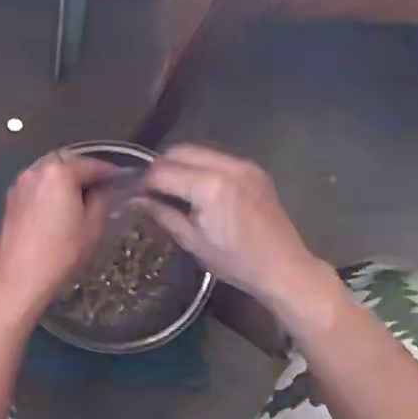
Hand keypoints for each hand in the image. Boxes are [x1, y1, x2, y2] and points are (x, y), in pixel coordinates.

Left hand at [0, 150, 118, 316]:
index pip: (91, 165)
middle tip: (101, 184)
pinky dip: (49, 186)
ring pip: (48, 170)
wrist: (19, 277)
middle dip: (84, 169)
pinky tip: (58, 203)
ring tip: (81, 194)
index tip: (122, 178)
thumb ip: (102, 200)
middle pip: (66, 161)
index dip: (109, 172)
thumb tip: (106, 189)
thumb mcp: (92, 228)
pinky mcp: (10, 198)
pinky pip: (35, 183)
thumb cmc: (61, 253)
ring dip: (65, 177)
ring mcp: (20, 184)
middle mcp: (35, 171)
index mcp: (59, 173)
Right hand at [140, 145, 339, 318]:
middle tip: (149, 189)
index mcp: (209, 186)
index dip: (144, 182)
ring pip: (198, 151)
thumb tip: (137, 200)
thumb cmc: (235, 260)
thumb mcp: (191, 240)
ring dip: (179, 164)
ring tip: (169, 188)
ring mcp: (244, 165)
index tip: (133, 194)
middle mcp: (227, 167)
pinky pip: (216, 158)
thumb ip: (162, 213)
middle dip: (160, 167)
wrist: (283, 267)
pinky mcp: (253, 170)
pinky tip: (194, 187)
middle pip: (179, 152)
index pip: (163, 172)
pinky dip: (199, 166)